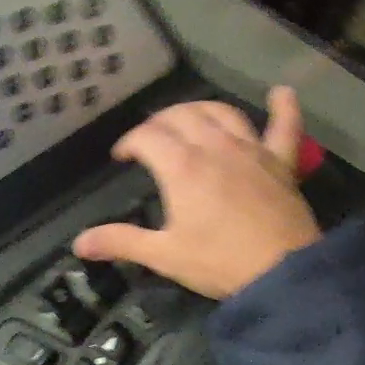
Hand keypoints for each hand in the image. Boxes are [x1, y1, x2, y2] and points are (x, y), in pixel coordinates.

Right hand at [74, 86, 322, 299]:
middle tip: (151, 138)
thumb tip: (79, 243)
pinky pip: (284, 125)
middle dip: (160, 122)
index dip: (130, 142)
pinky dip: (283, 106)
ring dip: (201, 109)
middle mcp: (215, 146)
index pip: (147, 137)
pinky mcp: (281, 161)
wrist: (280, 271)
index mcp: (182, 166)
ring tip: (190, 118)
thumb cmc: (216, 263)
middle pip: (182, 116)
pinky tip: (280, 93)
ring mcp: (251, 149)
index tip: (122, 157)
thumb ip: (121, 242)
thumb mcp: (163, 255)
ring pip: (222, 113)